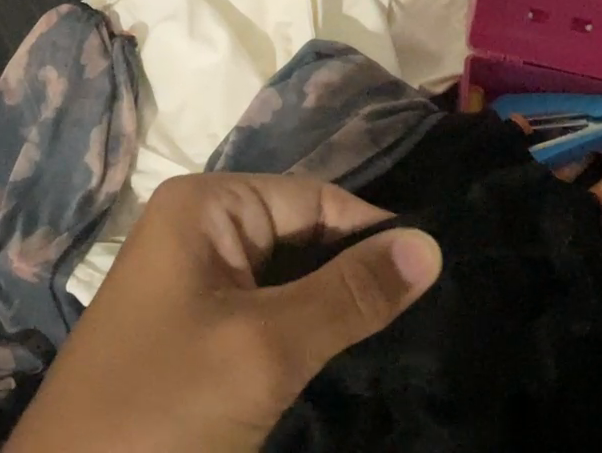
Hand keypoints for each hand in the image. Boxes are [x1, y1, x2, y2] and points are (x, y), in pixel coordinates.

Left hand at [3, 173, 442, 452]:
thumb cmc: (166, 405)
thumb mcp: (266, 348)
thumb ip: (349, 295)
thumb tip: (431, 245)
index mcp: (206, 205)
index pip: (312, 197)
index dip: (373, 230)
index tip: (436, 269)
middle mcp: (198, 227)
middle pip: (300, 231)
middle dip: (354, 266)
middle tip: (425, 305)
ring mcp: (194, 277)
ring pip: (287, 273)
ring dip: (333, 300)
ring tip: (399, 325)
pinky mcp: (196, 325)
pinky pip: (265, 307)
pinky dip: (304, 325)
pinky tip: (343, 346)